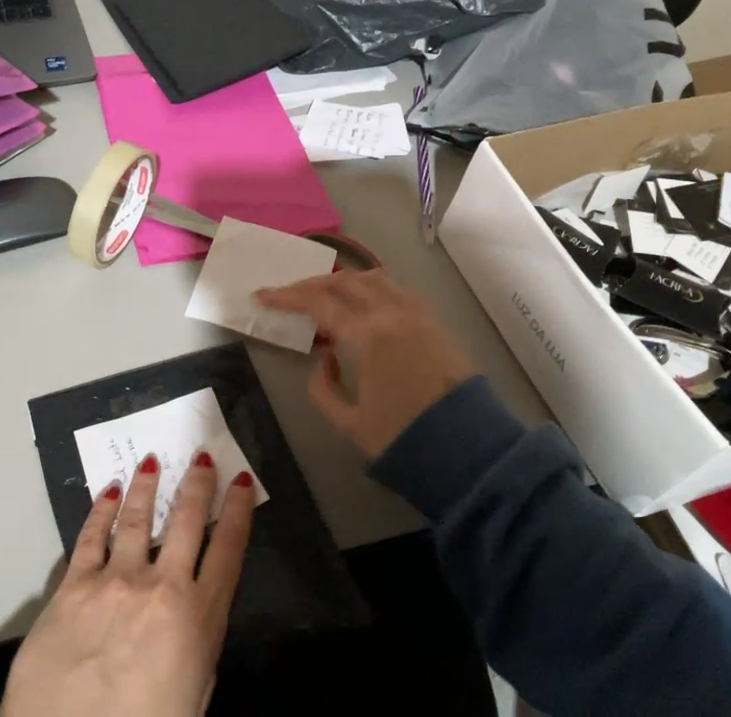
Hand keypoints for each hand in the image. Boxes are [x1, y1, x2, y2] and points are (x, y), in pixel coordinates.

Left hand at [0, 451, 257, 716]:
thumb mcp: (194, 690)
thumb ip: (196, 644)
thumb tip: (192, 617)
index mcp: (198, 616)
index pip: (228, 549)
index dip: (238, 511)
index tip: (242, 481)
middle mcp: (161, 586)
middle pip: (187, 522)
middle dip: (197, 485)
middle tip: (202, 456)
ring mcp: (115, 581)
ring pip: (138, 520)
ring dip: (148, 487)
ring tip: (152, 461)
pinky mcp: (74, 586)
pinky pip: (91, 538)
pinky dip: (102, 511)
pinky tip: (108, 492)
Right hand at [256, 269, 475, 457]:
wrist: (468, 450)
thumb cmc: (402, 438)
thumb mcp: (348, 422)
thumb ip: (323, 388)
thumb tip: (323, 359)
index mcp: (367, 334)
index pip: (318, 303)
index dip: (286, 297)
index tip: (262, 296)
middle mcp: (392, 313)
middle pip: (344, 282)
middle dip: (312, 285)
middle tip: (290, 295)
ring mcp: (418, 315)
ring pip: (375, 279)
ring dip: (345, 282)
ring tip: (327, 296)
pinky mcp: (436, 324)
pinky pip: (398, 292)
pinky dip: (374, 290)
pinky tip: (367, 306)